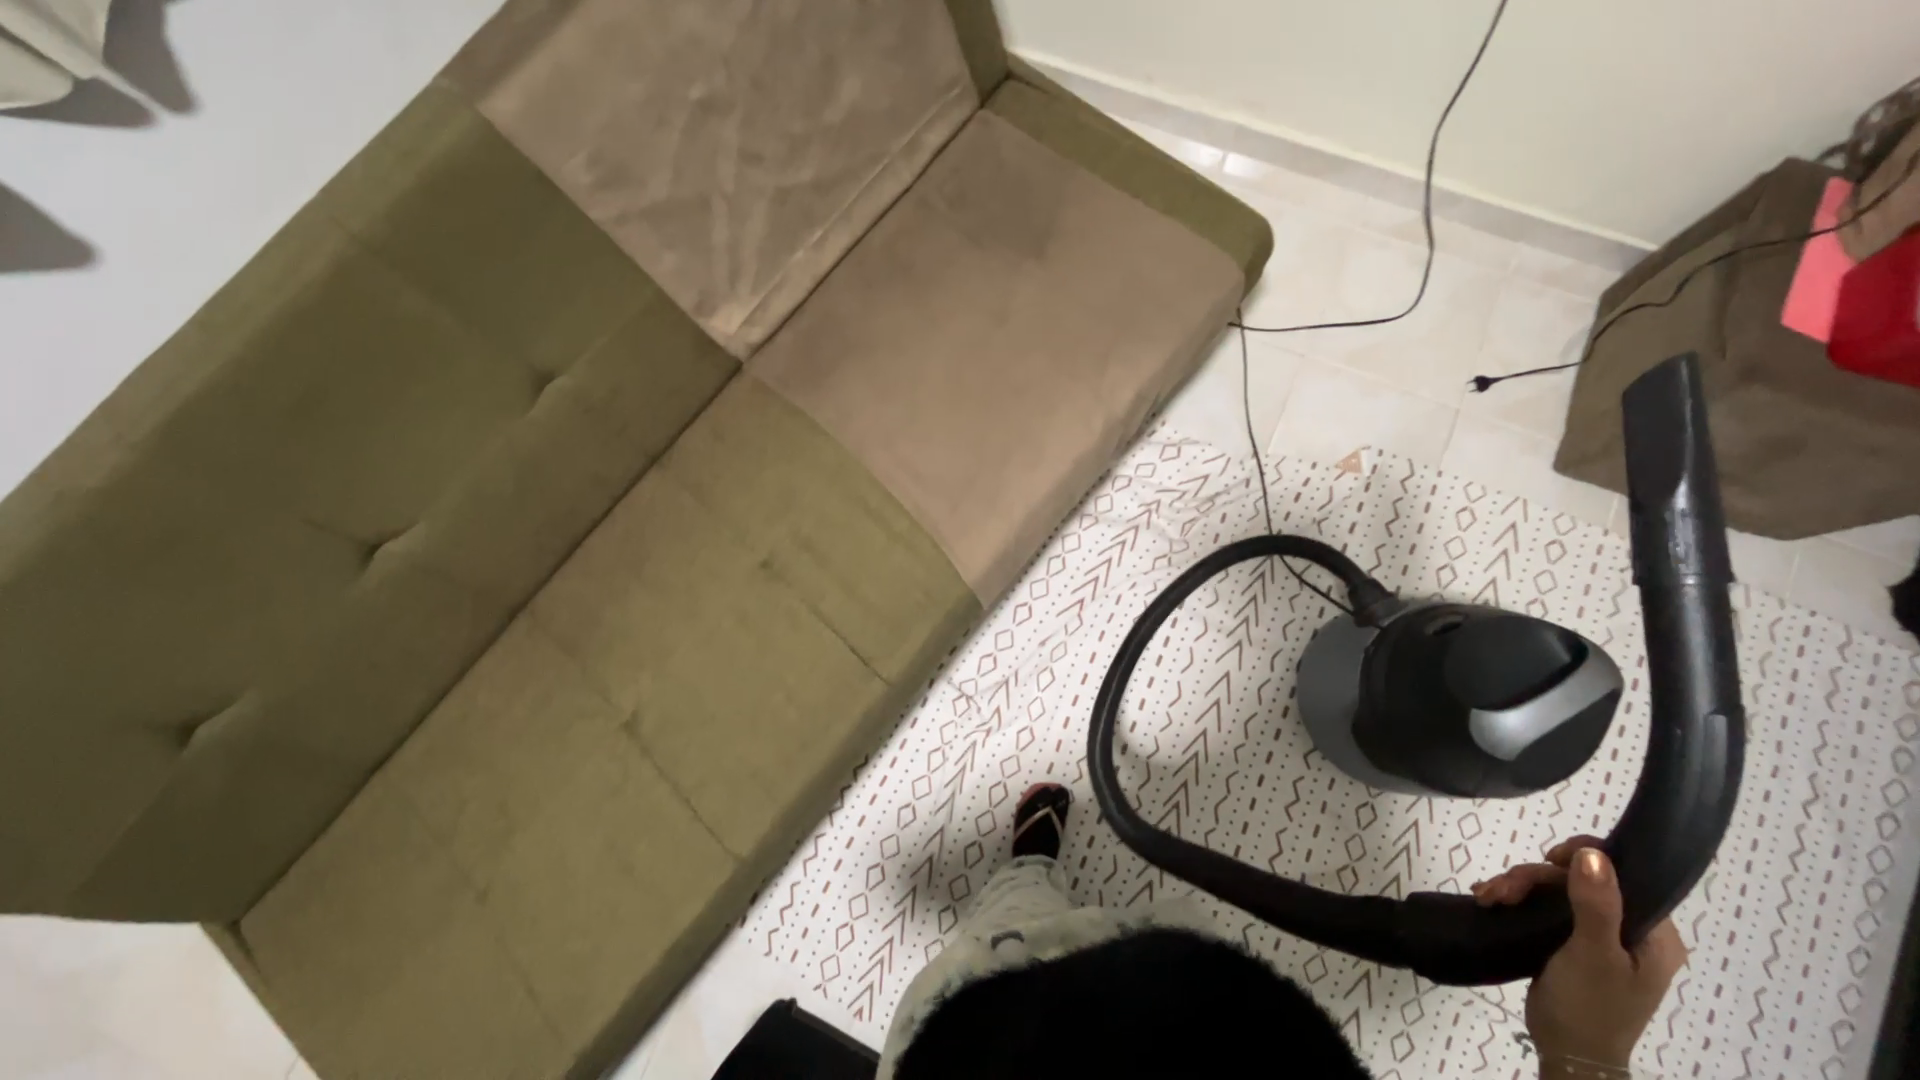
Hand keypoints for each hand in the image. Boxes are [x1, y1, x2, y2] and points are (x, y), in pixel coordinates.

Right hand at [1472, 836, 1687, 1070]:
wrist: (1567, 1055)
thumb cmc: (1590, 1007)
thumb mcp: (1594, 954)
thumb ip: (1597, 904)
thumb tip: (1593, 853)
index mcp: (1654, 933)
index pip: (1624, 874)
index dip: (1585, 857)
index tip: (1548, 858)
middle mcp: (1631, 929)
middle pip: (1579, 880)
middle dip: (1534, 879)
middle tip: (1500, 891)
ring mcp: (1599, 936)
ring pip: (1556, 891)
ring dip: (1518, 888)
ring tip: (1487, 897)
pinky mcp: (1571, 943)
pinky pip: (1545, 907)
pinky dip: (1517, 900)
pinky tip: (1490, 901)